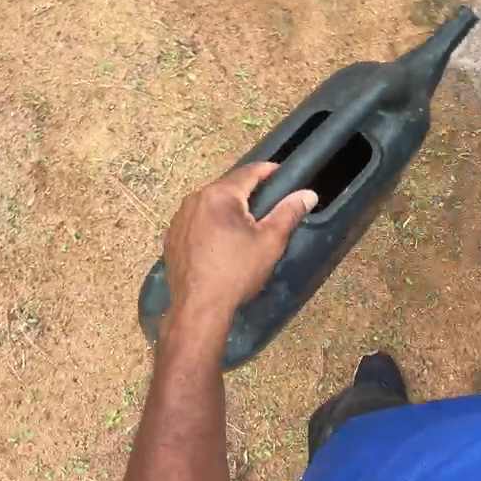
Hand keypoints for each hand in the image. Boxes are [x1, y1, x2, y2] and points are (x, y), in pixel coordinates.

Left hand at [162, 163, 317, 328]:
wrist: (199, 309)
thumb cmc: (237, 272)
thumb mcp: (270, 242)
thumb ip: (288, 212)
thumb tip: (308, 194)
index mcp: (219, 194)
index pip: (249, 171)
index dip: (269, 170)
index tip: (284, 175)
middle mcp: (195, 199)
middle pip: (228, 187)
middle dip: (249, 192)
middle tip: (269, 205)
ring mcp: (179, 218)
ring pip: (210, 204)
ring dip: (227, 208)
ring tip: (245, 225)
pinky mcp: (171, 237)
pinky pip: (195, 221)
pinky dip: (210, 224)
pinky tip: (220, 242)